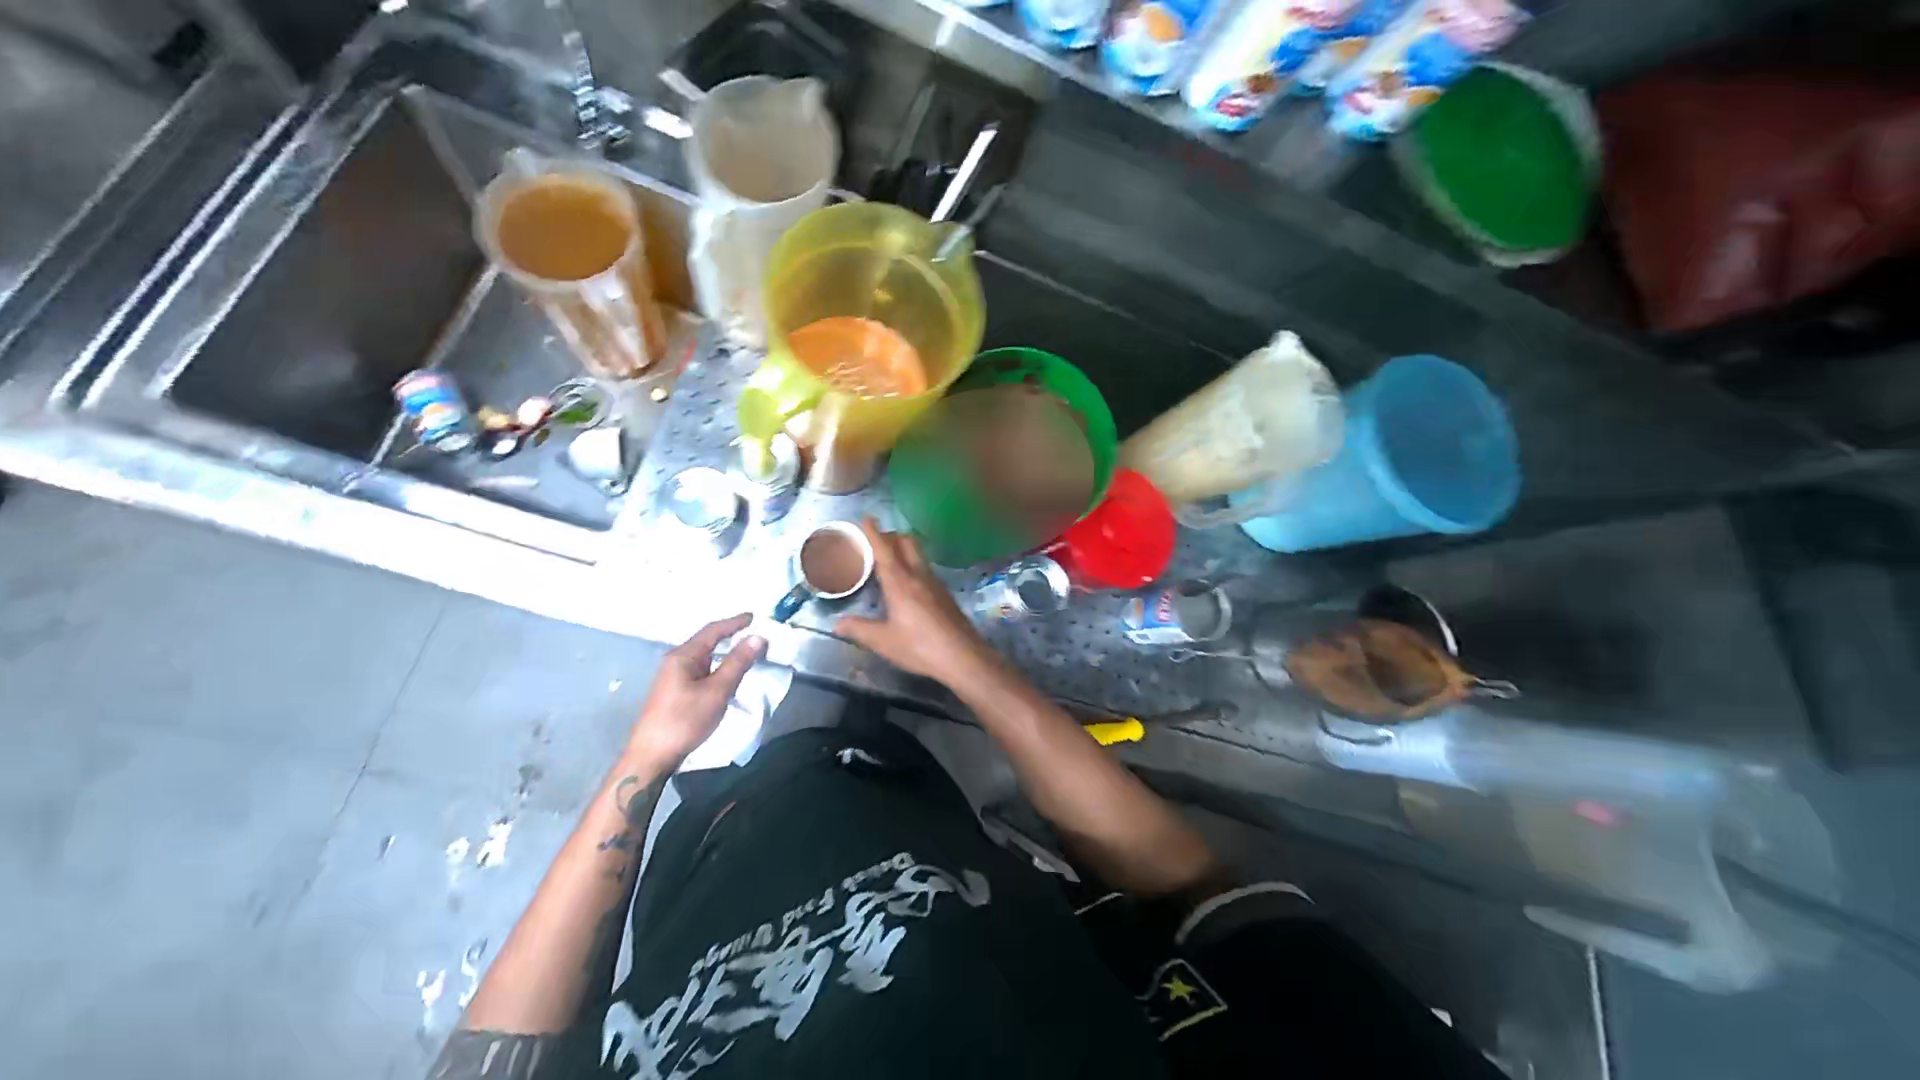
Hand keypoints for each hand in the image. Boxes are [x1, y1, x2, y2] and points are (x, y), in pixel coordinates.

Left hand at [626, 613, 765, 768]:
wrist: (652, 755)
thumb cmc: (684, 720)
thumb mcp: (717, 691)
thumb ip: (737, 663)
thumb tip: (757, 638)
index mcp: (683, 656)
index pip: (712, 630)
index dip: (734, 622)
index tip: (754, 617)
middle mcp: (675, 661)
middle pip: (706, 641)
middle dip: (730, 636)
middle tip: (755, 636)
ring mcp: (673, 677)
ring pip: (704, 657)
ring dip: (725, 653)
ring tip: (746, 653)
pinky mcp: (674, 692)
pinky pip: (701, 670)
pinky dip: (717, 667)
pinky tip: (727, 676)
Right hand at [836, 519, 996, 686]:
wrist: (963, 657)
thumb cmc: (920, 647)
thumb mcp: (884, 642)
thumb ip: (859, 630)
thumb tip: (837, 624)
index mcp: (900, 583)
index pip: (884, 550)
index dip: (874, 533)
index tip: (867, 518)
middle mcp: (919, 576)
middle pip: (907, 542)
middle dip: (891, 535)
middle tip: (877, 540)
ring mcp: (936, 583)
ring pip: (919, 554)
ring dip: (904, 548)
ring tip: (891, 558)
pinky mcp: (946, 594)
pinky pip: (926, 569)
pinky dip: (914, 564)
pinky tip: (910, 582)